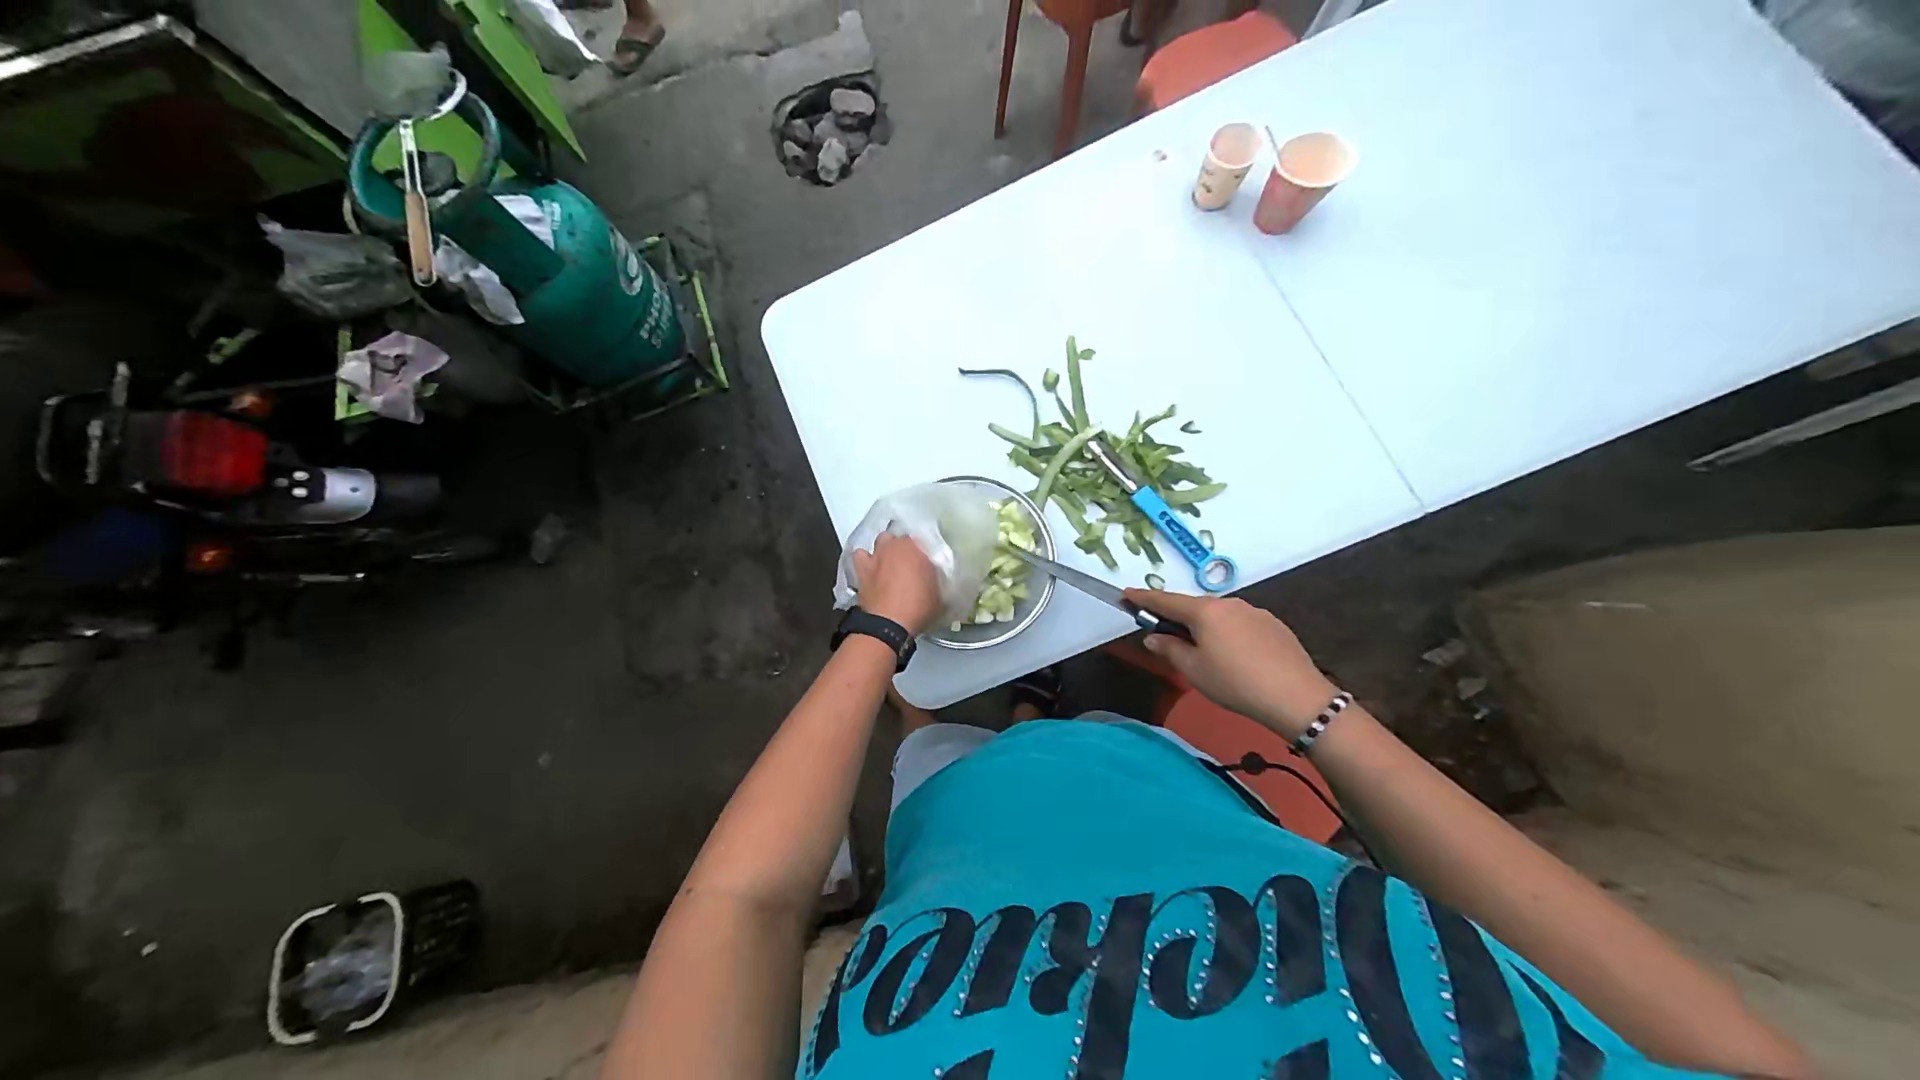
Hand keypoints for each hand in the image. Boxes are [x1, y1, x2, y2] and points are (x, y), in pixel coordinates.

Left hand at [853, 532, 940, 636]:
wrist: (889, 624)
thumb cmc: (919, 607)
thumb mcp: (940, 594)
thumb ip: (936, 577)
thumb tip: (934, 574)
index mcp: (917, 548)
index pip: (922, 540)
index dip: (923, 552)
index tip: (926, 563)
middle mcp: (895, 546)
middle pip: (900, 538)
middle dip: (903, 547)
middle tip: (909, 563)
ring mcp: (876, 556)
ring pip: (880, 540)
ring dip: (885, 548)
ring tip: (889, 562)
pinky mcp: (861, 569)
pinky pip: (860, 555)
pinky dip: (865, 559)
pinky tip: (870, 567)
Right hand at [1123, 589, 1341, 739]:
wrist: (1296, 697)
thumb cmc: (1235, 683)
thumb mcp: (1193, 670)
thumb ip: (1169, 649)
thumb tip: (1154, 637)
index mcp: (1205, 611)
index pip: (1166, 600)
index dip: (1144, 598)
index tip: (1126, 594)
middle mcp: (1229, 603)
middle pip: (1194, 606)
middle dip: (1177, 617)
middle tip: (1164, 634)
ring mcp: (1254, 612)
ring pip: (1218, 615)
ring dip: (1204, 626)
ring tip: (1201, 651)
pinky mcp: (1273, 625)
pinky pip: (1239, 623)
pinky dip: (1227, 632)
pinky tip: (1233, 656)